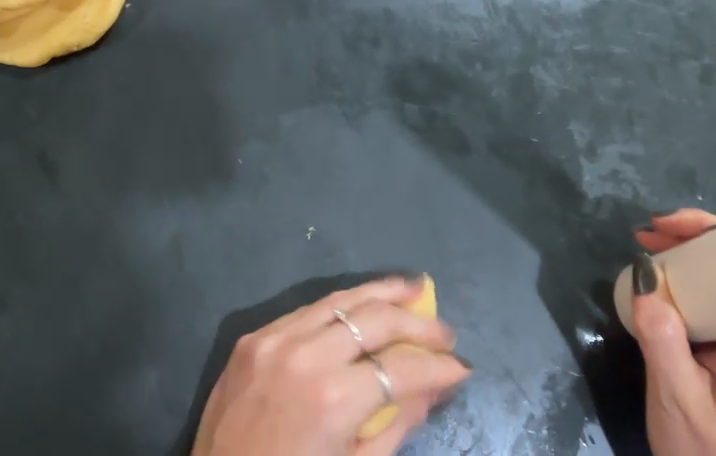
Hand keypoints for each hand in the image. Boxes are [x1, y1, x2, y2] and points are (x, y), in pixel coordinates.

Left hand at [192, 276, 471, 455]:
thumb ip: (396, 425)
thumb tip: (433, 387)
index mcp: (334, 398)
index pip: (402, 367)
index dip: (438, 367)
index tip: (462, 368)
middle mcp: (306, 355)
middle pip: (375, 319)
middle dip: (417, 322)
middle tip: (445, 330)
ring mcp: (275, 339)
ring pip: (341, 301)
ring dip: (382, 293)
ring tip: (415, 289)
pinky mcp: (254, 336)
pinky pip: (307, 311)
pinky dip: (341, 306)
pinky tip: (363, 306)